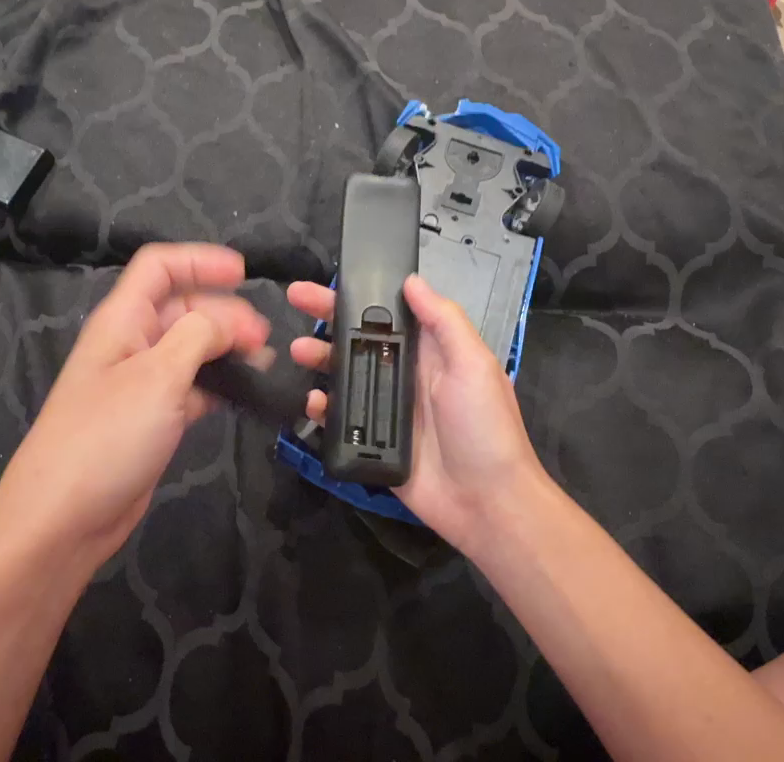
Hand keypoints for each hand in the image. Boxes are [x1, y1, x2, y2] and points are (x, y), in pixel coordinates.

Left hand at [0, 243, 270, 563]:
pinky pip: (191, 386)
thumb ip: (199, 335)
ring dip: (226, 348)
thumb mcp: (158, 376)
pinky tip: (245, 394)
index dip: (200, 260)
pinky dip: (218, 384)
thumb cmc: (106, 437)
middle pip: (182, 306)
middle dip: (224, 311)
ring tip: (263, 362)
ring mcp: (141, 383)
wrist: (62, 520)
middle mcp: (131, 343)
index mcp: (123, 319)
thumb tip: (232, 319)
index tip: (244, 273)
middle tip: (264, 336)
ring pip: (191, 348)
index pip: (159, 267)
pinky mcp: (152, 418)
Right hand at [287, 274, 549, 551]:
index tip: (328, 280)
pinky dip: (323, 408)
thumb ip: (444, 321)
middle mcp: (406, 376)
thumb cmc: (485, 427)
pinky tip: (313, 402)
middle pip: (359, 340)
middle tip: (295, 298)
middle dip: (327, 318)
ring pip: (344, 376)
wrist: (487, 503)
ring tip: (298, 350)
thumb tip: (411, 281)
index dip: (359, 296)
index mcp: (430, 353)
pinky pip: (341, 421)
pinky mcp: (374, 444)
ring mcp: (388, 410)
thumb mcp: (473, 364)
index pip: (388, 315)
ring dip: (320, 359)